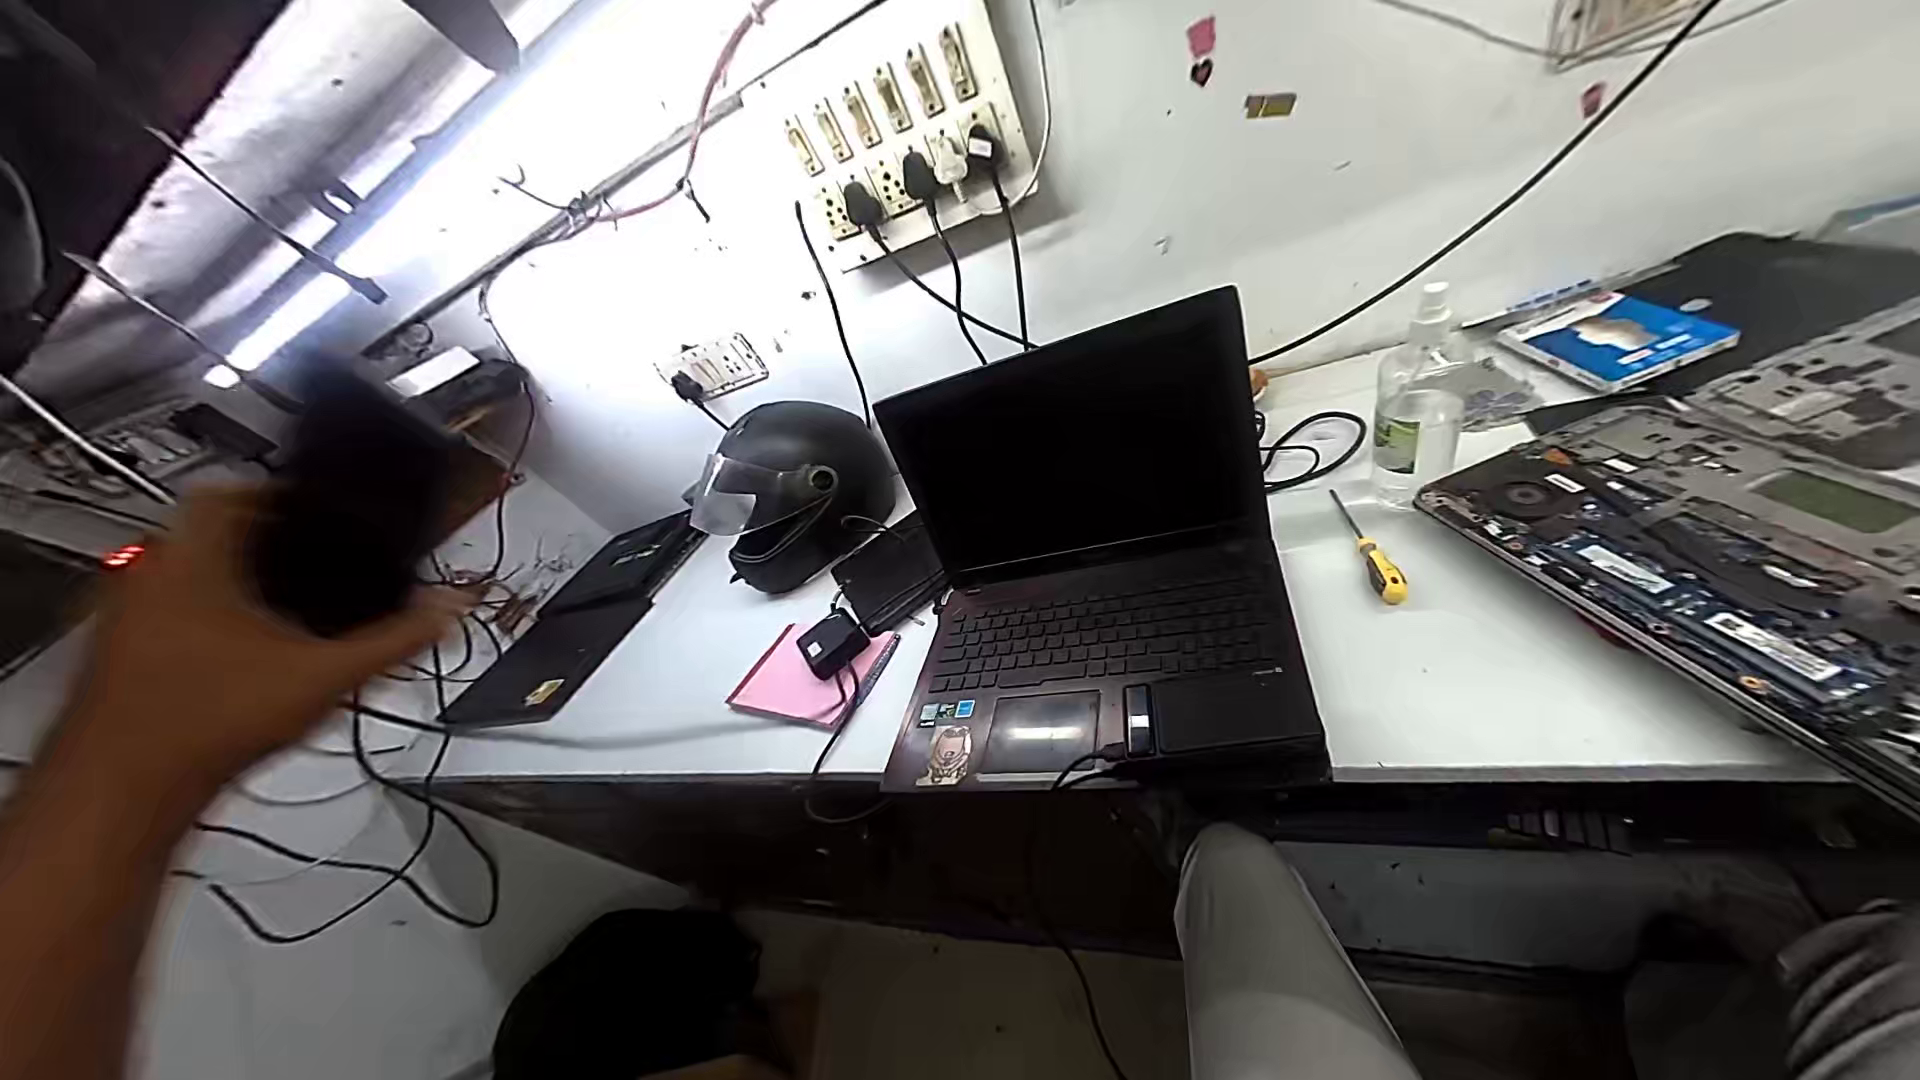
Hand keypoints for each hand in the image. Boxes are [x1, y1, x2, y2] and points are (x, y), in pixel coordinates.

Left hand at [59, 486, 463, 790]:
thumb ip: (403, 636)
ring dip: (246, 571)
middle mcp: (145, 585)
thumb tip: (452, 606)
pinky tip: (262, 635)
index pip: (222, 494)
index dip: (276, 488)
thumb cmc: (206, 725)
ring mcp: (125, 620)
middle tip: (320, 545)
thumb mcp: (333, 673)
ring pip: (191, 569)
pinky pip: (177, 604)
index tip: (313, 499)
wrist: (123, 795)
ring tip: (299, 587)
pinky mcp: (124, 652)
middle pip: (211, 531)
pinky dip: (222, 604)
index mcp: (189, 572)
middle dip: (271, 535)